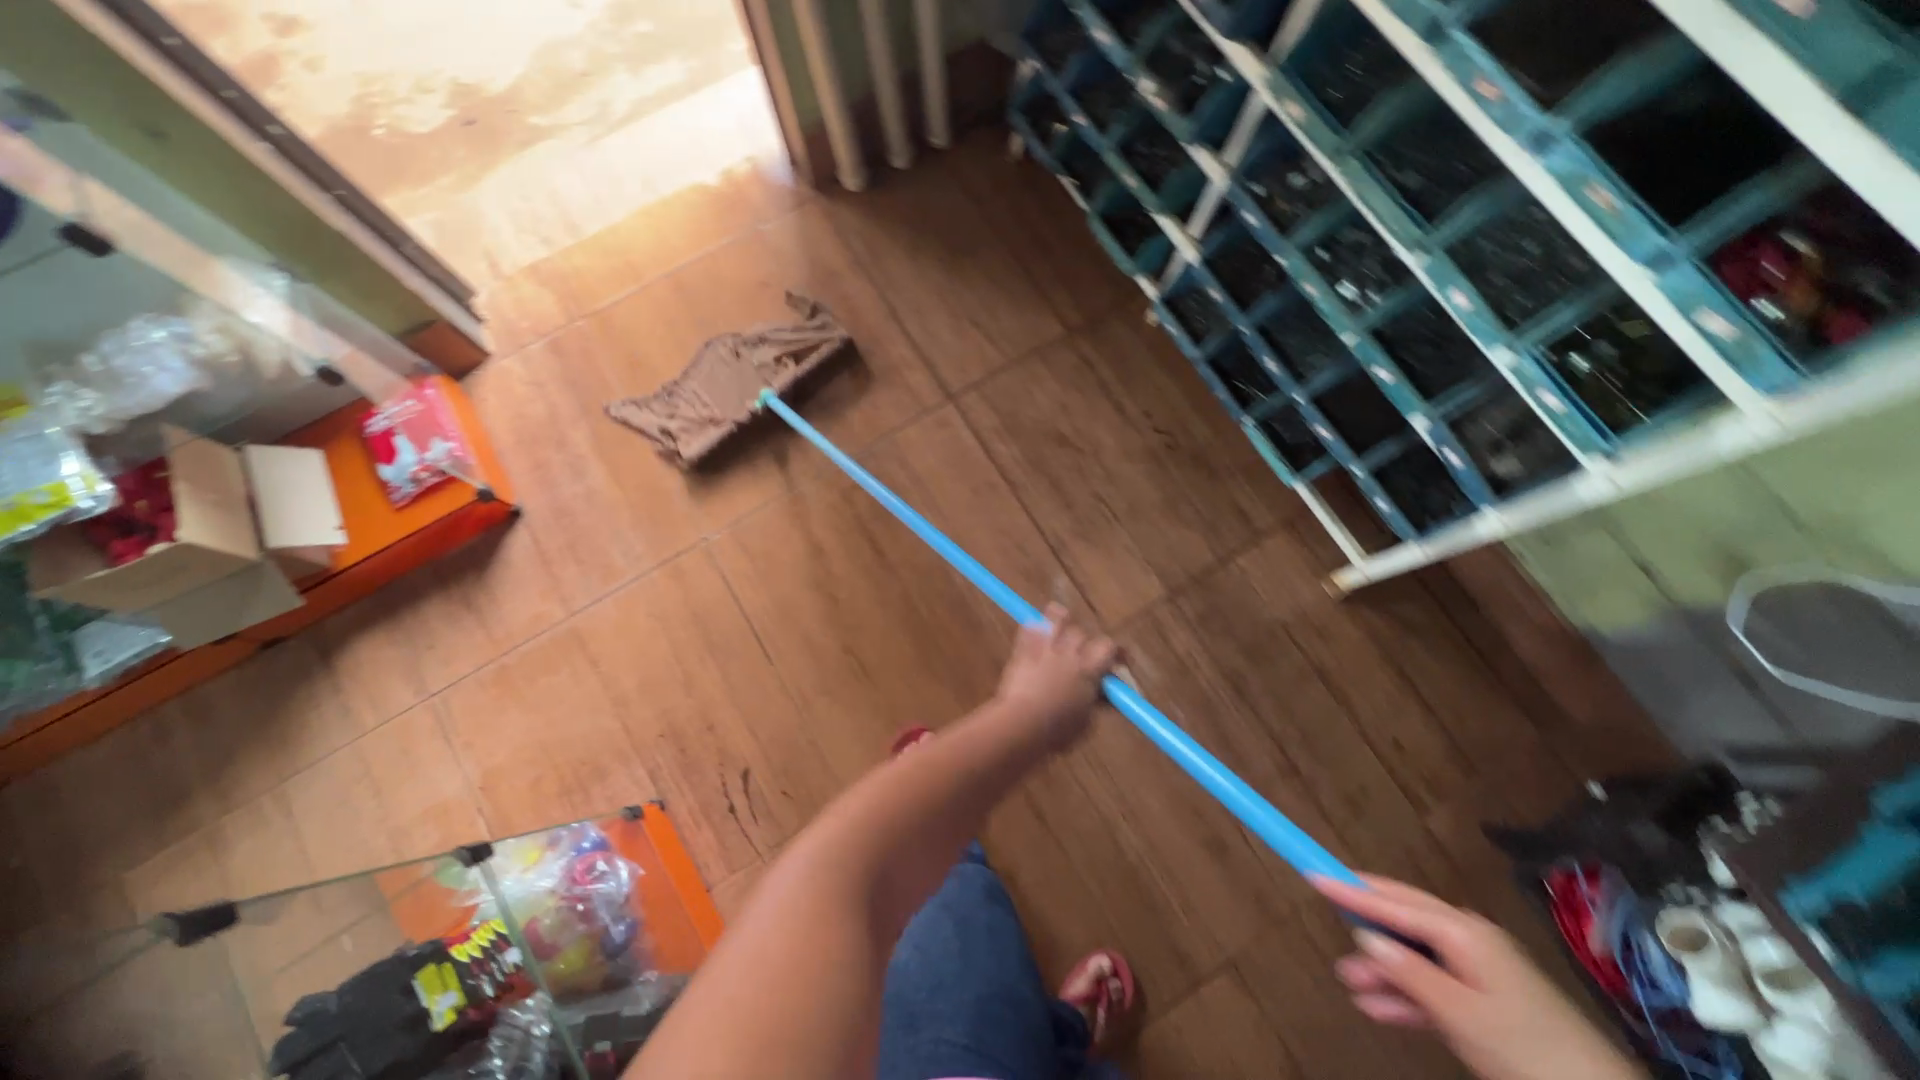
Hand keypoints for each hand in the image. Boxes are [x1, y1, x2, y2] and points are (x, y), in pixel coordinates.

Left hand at [993, 604, 1117, 749]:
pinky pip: (1029, 628)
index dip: (1117, 653)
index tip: (1120, 660)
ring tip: (1060, 624)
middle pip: (1083, 633)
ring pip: (1056, 618)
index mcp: (1089, 670)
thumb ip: (1095, 705)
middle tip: (1084, 653)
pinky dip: (1033, 628)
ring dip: (1060, 621)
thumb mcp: (1086, 723)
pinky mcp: (1022, 651)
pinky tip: (1033, 628)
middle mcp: (1069, 653)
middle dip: (1086, 641)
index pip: (1111, 648)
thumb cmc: (1057, 731)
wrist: (1020, 724)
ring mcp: (1045, 649)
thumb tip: (1101, 699)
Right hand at [1315, 875, 1642, 1079]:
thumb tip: (1365, 934)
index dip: (1353, 889)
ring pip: (1415, 958)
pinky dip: (1405, 995)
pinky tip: (1378, 1008)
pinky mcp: (1483, 999)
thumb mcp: (1456, 1010)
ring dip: (1383, 970)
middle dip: (1366, 927)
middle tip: (1330, 929)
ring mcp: (1478, 970)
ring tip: (1350, 983)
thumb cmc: (1522, 1044)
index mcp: (1464, 932)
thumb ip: (1408, 971)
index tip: (1313, 871)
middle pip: (1405, 921)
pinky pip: (1432, 985)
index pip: (1396, 902)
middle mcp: (1469, 940)